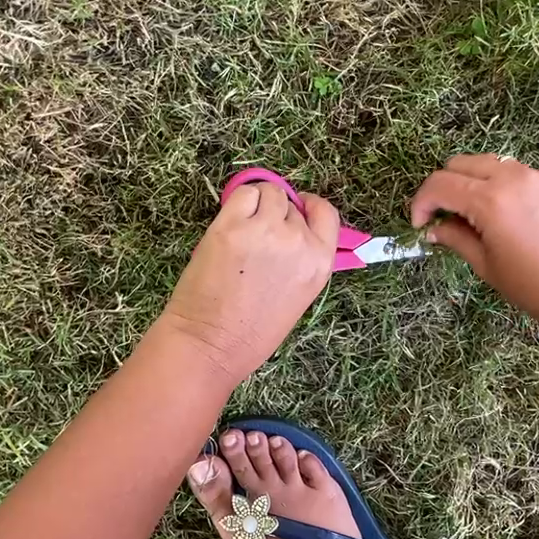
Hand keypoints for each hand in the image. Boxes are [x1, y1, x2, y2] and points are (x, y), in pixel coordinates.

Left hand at [155, 181, 339, 383]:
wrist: (212, 344)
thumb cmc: (252, 333)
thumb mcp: (299, 296)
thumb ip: (302, 261)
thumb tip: (289, 231)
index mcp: (319, 264)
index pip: (327, 214)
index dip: (310, 206)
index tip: (298, 206)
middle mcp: (297, 242)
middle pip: (292, 206)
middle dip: (277, 214)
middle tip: (258, 236)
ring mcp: (264, 230)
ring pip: (268, 193)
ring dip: (258, 203)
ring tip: (242, 228)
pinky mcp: (230, 225)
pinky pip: (241, 194)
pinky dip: (237, 201)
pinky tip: (230, 221)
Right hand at [409, 155, 538, 321]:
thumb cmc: (533, 285)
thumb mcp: (485, 264)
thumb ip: (454, 237)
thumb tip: (433, 227)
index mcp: (490, 201)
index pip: (439, 185)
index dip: (421, 203)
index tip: (419, 224)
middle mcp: (509, 177)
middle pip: (458, 164)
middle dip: (442, 188)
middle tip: (441, 218)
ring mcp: (532, 175)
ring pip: (483, 162)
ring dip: (467, 182)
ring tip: (467, 215)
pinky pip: (508, 171)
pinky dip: (492, 184)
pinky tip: (495, 214)